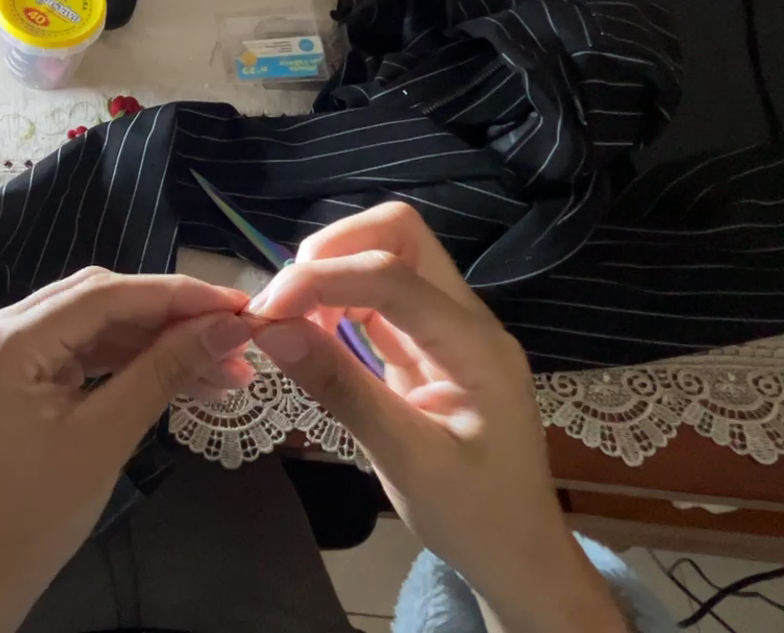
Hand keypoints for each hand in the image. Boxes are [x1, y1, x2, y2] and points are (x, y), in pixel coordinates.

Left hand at [0, 268, 257, 632]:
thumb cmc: (40, 510)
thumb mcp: (107, 437)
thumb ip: (165, 371)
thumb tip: (229, 327)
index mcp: (8, 340)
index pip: (102, 295)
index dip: (174, 294)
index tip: (235, 303)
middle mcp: (3, 325)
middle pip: (100, 299)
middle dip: (171, 314)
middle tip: (236, 331)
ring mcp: (12, 342)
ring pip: (99, 320)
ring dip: (160, 337)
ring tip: (226, 362)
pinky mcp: (27, 361)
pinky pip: (89, 344)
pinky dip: (136, 355)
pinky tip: (186, 369)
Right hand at [246, 202, 625, 632]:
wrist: (517, 553)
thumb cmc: (474, 515)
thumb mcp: (405, 460)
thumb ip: (339, 386)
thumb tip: (270, 330)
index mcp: (475, 345)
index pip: (391, 275)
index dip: (321, 279)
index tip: (266, 312)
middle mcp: (463, 317)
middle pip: (398, 231)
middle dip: (332, 248)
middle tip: (287, 298)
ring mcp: (443, 324)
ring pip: (383, 250)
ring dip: (328, 268)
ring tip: (290, 316)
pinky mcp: (421, 337)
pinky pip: (372, 289)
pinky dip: (332, 295)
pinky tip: (310, 329)